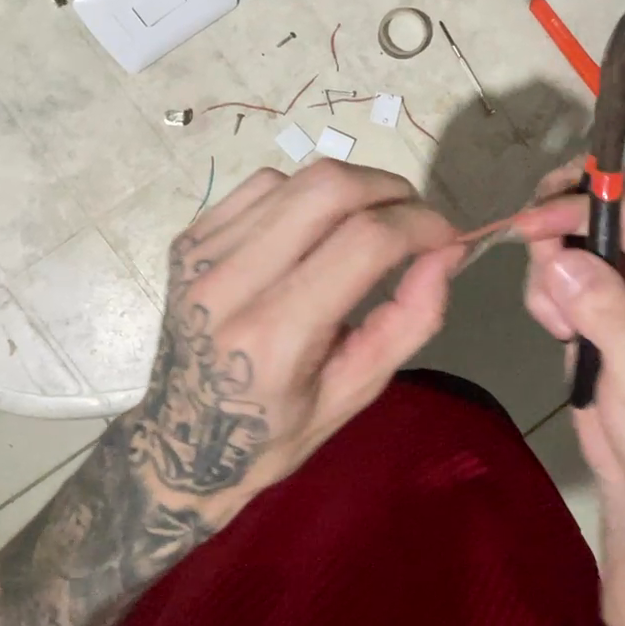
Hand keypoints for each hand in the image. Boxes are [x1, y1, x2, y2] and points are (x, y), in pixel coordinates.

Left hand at [128, 160, 464, 531]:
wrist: (177, 447)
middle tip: (415, 220)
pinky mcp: (188, 240)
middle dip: (390, 190)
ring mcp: (201, 255)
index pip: (364, 242)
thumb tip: (446, 250)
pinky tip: (317, 228)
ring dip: (351, 190)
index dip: (420, 225)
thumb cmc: (275, 433)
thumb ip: (410, 319)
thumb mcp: (356, 393)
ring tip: (370, 225)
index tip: (447, 237)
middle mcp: (229, 284)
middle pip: (328, 188)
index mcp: (274, 337)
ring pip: (297, 178)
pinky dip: (307, 194)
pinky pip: (264, 186)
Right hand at [514, 165, 624, 561]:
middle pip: (597, 207)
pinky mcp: (590, 300)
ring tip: (564, 328)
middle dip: (557, 222)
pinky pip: (552, 271)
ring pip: (565, 238)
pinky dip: (543, 296)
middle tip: (533, 251)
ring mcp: (618, 282)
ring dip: (547, 272)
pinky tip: (562, 336)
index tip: (528, 226)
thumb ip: (608, 316)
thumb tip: (563, 260)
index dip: (577, 208)